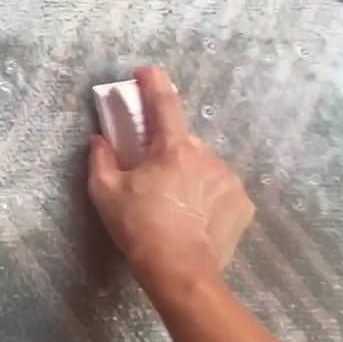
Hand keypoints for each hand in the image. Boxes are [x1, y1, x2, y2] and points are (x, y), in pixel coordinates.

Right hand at [88, 67, 253, 301]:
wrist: (180, 270)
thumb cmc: (138, 226)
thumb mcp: (104, 192)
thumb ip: (100, 159)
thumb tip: (100, 140)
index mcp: (172, 149)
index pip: (163, 106)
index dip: (154, 84)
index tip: (147, 71)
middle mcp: (206, 157)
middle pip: (181, 142)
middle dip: (165, 150)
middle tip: (149, 175)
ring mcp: (229, 180)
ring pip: (202, 165)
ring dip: (186, 173)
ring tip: (171, 203)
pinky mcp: (242, 204)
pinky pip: (219, 189)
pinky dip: (204, 194)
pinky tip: (192, 215)